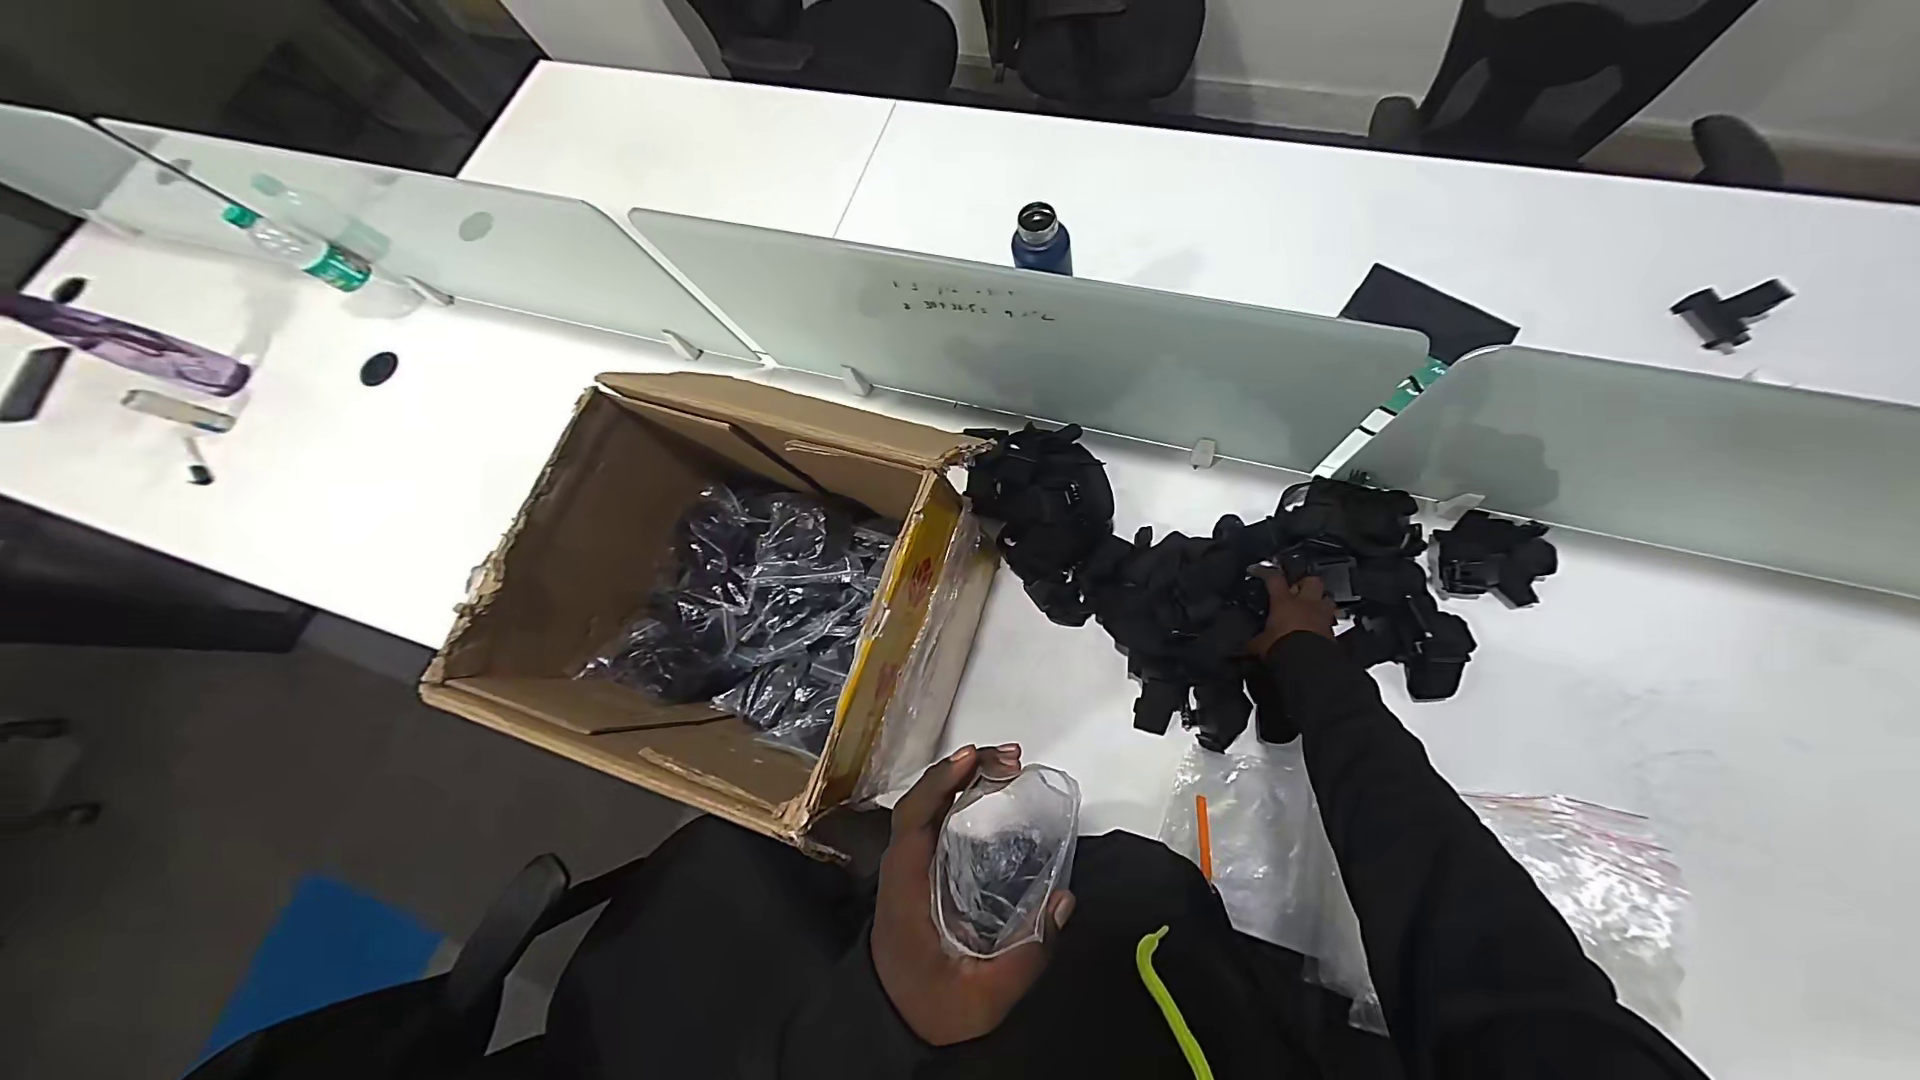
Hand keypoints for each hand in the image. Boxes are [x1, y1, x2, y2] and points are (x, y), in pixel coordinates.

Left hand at [871, 744, 1074, 1045]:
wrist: (892, 1018)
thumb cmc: (931, 1005)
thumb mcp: (984, 997)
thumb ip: (1027, 955)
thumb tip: (1064, 899)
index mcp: (905, 885)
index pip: (913, 818)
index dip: (939, 783)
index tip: (972, 758)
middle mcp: (901, 862)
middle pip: (923, 798)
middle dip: (962, 768)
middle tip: (1011, 758)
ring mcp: (908, 860)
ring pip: (928, 802)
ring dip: (962, 775)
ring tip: (1006, 764)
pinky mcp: (919, 864)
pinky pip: (934, 815)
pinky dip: (958, 792)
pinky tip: (987, 788)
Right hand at [1247, 567, 1339, 655]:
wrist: (1306, 663)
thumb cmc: (1281, 647)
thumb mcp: (1259, 643)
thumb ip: (1255, 640)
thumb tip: (1246, 646)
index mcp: (1284, 602)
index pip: (1274, 578)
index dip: (1267, 572)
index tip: (1261, 570)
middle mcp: (1306, 604)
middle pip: (1311, 580)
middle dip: (1305, 583)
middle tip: (1297, 589)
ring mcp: (1322, 616)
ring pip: (1327, 598)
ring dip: (1320, 600)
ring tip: (1311, 607)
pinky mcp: (1332, 631)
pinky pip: (1331, 620)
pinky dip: (1325, 621)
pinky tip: (1318, 627)